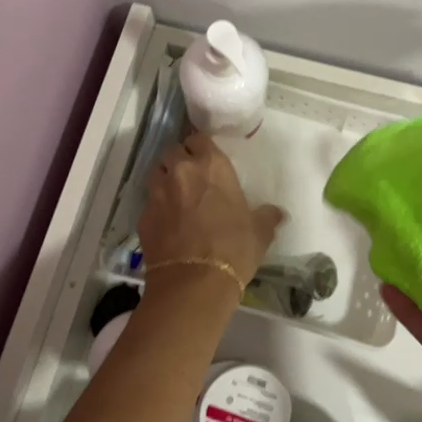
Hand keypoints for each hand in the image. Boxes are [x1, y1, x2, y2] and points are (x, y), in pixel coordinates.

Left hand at [140, 132, 283, 290]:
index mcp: (212, 166)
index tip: (206, 158)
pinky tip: (167, 223)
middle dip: (179, 159)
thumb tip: (278, 213)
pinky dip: (156, 207)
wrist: (194, 283)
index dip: (201, 147)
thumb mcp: (260, 231)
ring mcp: (158, 193)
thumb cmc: (233, 248)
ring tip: (176, 197)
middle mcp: (181, 171)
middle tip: (190, 177)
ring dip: (165, 180)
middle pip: (172, 151)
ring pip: (156, 173)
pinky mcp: (143, 217)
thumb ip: (267, 216)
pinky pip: (149, 203)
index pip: (199, 138)